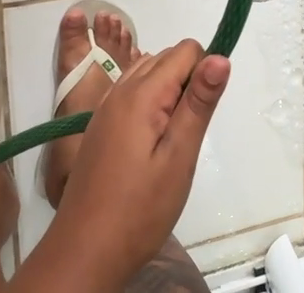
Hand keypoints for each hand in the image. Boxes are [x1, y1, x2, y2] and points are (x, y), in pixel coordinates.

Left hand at [44, 41, 230, 285]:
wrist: (83, 253)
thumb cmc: (139, 209)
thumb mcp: (179, 157)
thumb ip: (199, 103)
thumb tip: (221, 56)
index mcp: (141, 94)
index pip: (187, 51)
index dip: (204, 74)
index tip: (203, 115)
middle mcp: (120, 91)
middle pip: (167, 58)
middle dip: (188, 82)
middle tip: (188, 134)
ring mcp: (105, 109)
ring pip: (148, 73)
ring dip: (169, 92)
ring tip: (172, 140)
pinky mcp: (99, 128)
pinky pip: (132, 93)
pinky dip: (150, 104)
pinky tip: (151, 144)